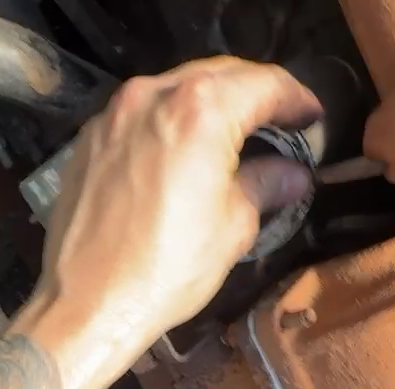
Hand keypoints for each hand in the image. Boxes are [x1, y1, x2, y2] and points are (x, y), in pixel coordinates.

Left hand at [19, 57, 321, 380]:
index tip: (310, 119)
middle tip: (274, 124)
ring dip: (203, 107)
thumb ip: (264, 186)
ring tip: (225, 138)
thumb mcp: (231, 229)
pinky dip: (162, 127)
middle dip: (250, 97)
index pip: (264, 84)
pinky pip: (135, 119)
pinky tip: (174, 155)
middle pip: (216, 77)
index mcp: (199, 110)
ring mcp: (111, 119)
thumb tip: (290, 174)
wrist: (86, 306)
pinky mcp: (85, 145)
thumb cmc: (162, 273)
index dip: (296, 100)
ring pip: (171, 93)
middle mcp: (151, 98)